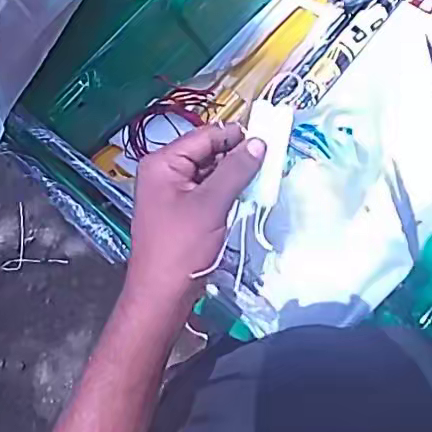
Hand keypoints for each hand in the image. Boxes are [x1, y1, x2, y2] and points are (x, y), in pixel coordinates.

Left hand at [127, 123, 264, 300]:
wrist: (163, 295)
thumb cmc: (180, 248)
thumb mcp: (211, 204)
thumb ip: (236, 170)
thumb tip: (258, 143)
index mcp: (163, 163)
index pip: (205, 136)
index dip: (235, 136)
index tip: (267, 140)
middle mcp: (165, 173)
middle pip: (207, 153)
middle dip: (237, 157)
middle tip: (269, 161)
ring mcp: (173, 193)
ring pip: (211, 173)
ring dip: (235, 176)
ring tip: (261, 179)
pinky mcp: (183, 211)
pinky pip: (209, 192)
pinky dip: (228, 192)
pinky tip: (247, 197)